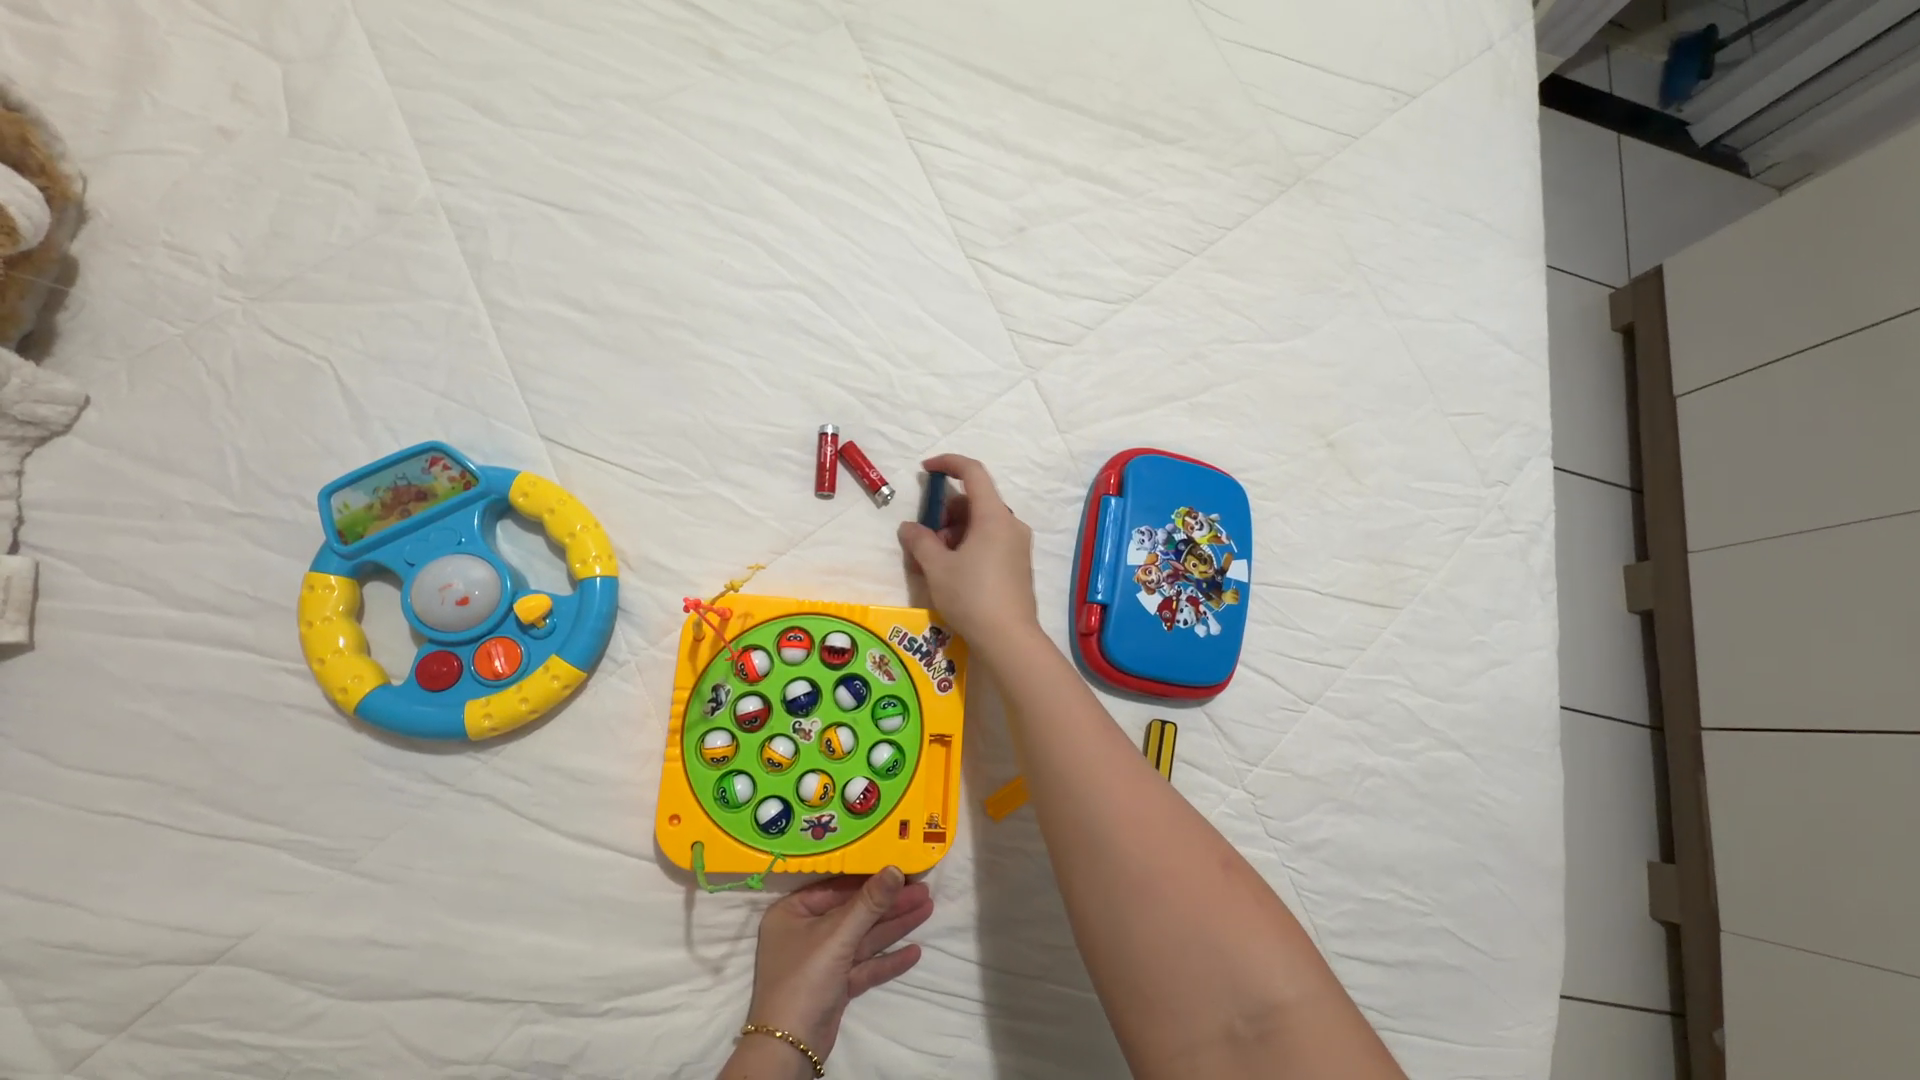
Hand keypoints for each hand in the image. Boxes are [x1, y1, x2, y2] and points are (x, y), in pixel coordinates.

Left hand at [739, 869, 932, 1064]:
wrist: (789, 1048)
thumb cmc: (805, 979)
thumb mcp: (838, 935)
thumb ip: (869, 903)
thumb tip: (895, 869)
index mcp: (792, 912)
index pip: (836, 888)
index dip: (870, 879)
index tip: (901, 871)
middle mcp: (804, 932)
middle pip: (853, 913)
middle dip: (889, 905)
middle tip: (924, 891)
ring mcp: (819, 961)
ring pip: (862, 938)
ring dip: (893, 927)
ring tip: (927, 909)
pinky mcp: (833, 985)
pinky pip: (863, 965)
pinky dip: (886, 959)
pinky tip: (913, 952)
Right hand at [897, 454, 1036, 642]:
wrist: (1009, 639)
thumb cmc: (972, 596)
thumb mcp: (937, 568)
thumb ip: (920, 541)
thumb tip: (909, 528)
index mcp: (994, 516)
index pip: (973, 472)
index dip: (948, 464)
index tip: (926, 471)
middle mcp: (1011, 524)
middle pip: (976, 501)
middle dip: (946, 510)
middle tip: (925, 535)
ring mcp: (1018, 546)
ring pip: (982, 523)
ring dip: (955, 530)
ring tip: (935, 558)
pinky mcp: (1019, 565)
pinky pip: (991, 541)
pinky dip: (969, 544)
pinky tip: (953, 570)